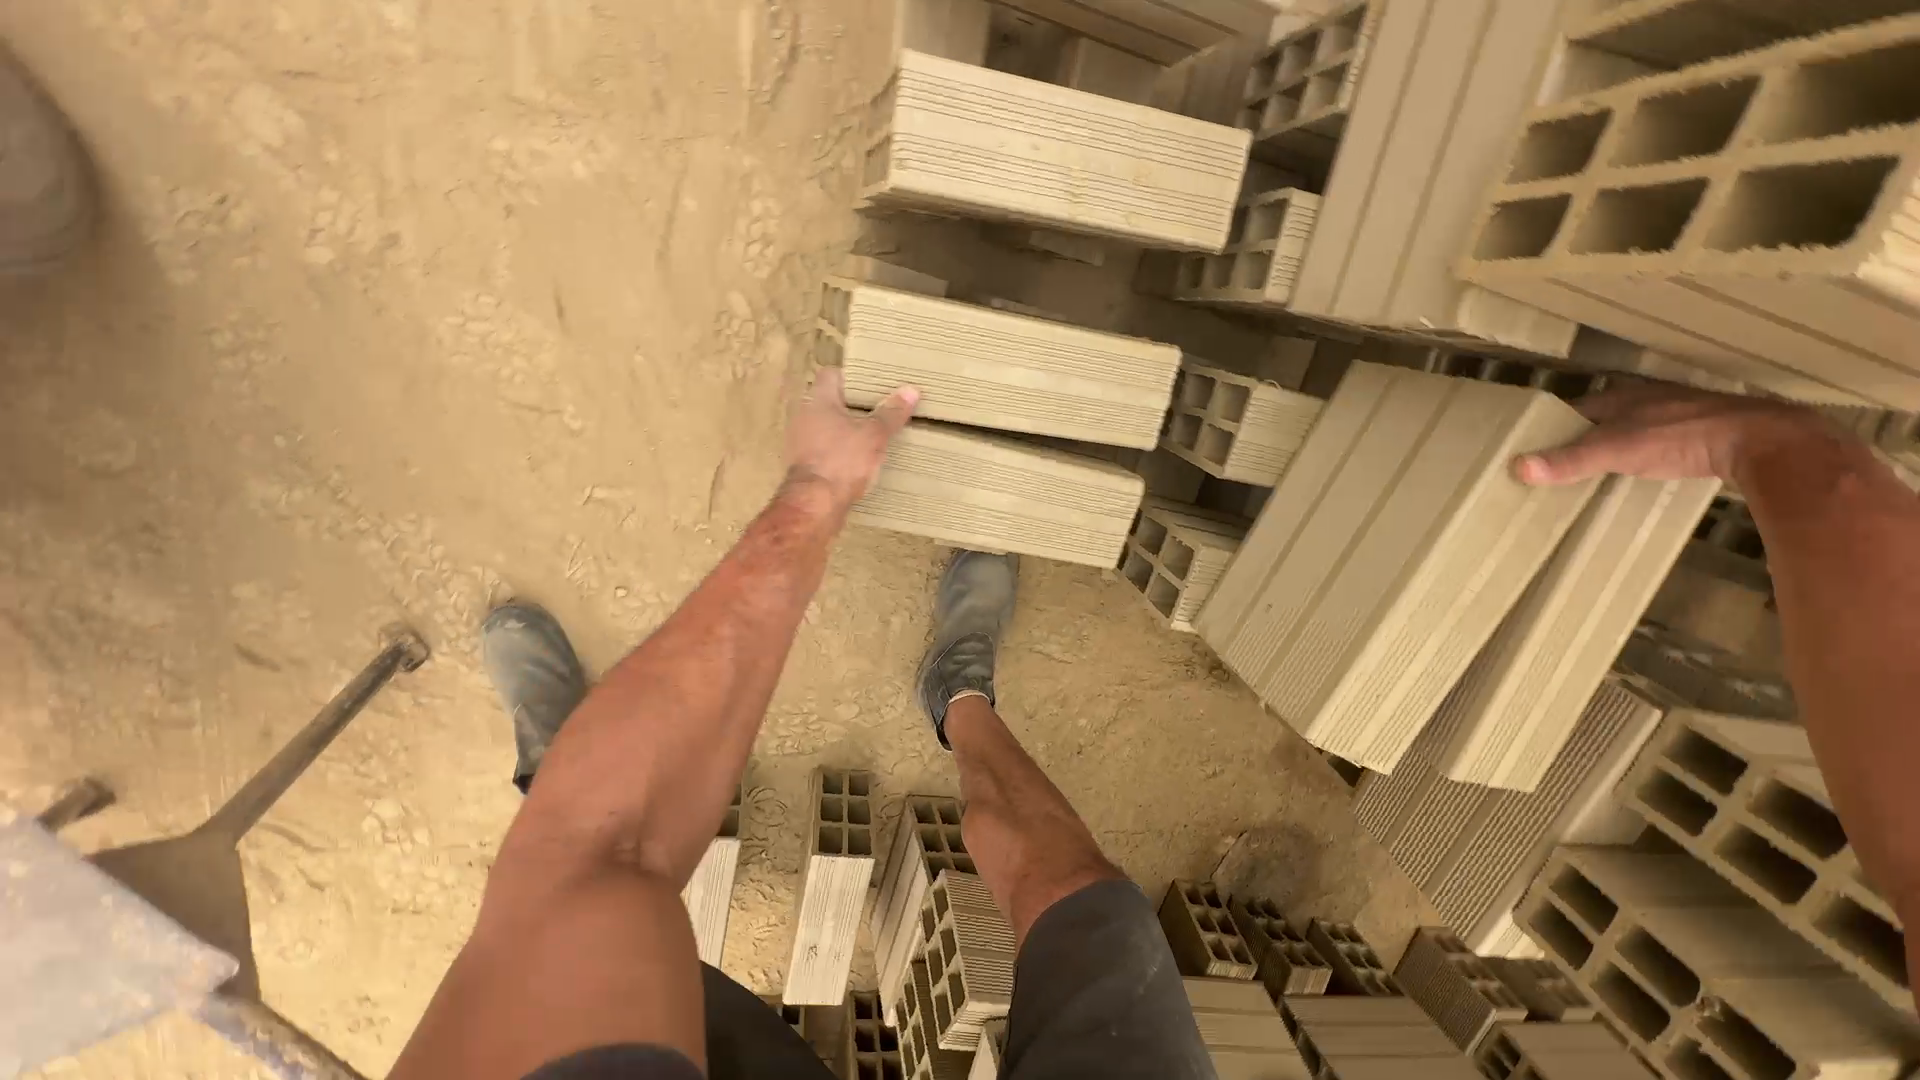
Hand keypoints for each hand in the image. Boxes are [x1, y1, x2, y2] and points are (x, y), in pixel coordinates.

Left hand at [784, 367, 918, 508]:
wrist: (814, 504)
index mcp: (818, 400)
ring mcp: (799, 442)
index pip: (831, 374)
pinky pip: (823, 449)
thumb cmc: (842, 461)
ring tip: (870, 434)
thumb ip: (891, 413)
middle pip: (828, 401)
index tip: (873, 384)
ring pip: (824, 426)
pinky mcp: (803, 465)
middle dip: (851, 405)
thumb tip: (912, 390)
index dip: (852, 376)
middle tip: (878, 408)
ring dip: (843, 429)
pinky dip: (838, 450)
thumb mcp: (874, 435)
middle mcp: (804, 416)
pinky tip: (855, 459)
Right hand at [1514, 380, 1828, 486]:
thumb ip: (1569, 460)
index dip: (1551, 425)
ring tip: (1593, 466)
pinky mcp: (1703, 431)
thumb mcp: (1615, 451)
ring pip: (1631, 427)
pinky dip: (1642, 451)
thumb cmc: (1680, 438)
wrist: (1761, 442)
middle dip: (1579, 434)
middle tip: (1556, 459)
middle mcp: (1647, 398)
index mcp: (1621, 397)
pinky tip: (1640, 467)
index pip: (1573, 408)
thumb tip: (1516, 466)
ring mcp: (1678, 413)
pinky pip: (1658, 440)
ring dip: (1612, 443)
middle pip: (1601, 417)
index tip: (1531, 444)